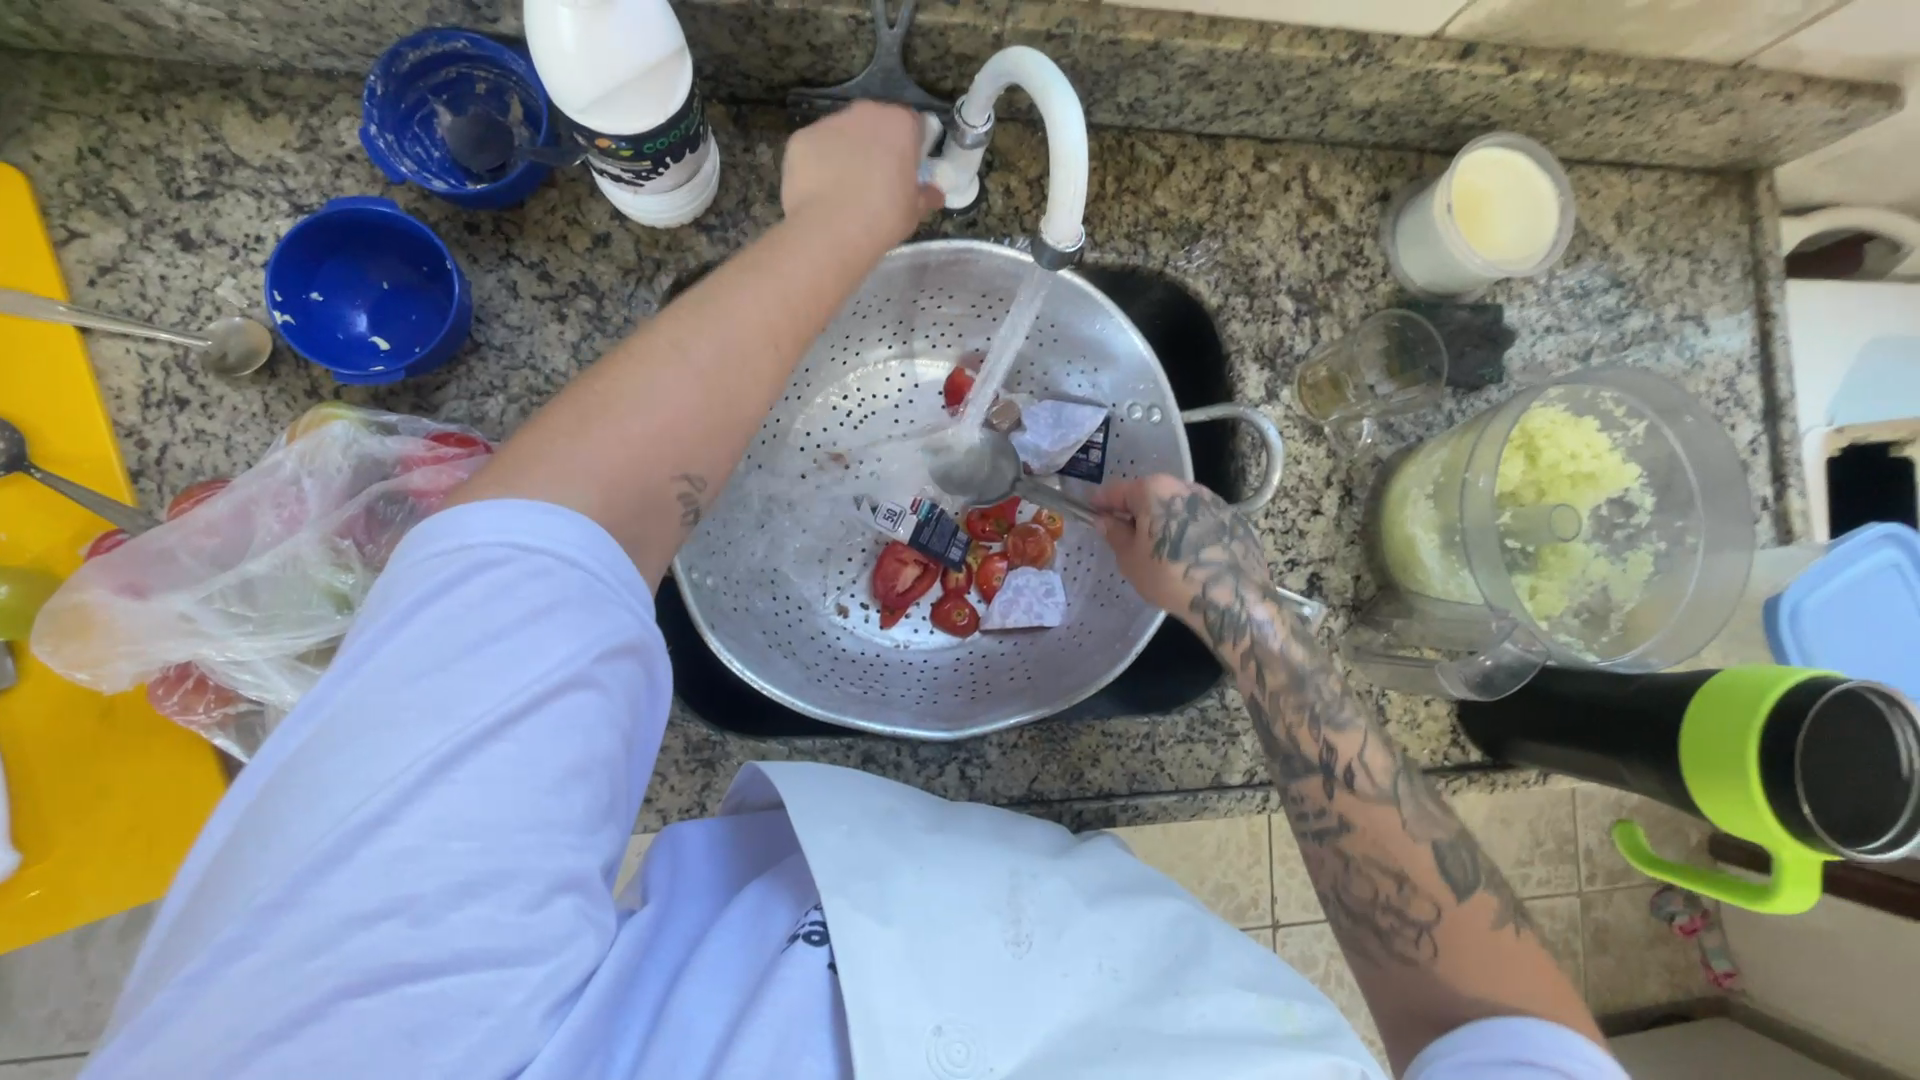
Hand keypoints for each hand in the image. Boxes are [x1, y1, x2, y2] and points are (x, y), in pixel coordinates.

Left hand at [781, 101, 943, 245]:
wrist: (831, 230)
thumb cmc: (883, 218)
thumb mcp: (914, 211)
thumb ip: (925, 196)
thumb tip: (935, 194)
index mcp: (900, 124)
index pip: (912, 125)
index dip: (911, 147)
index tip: (906, 170)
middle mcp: (865, 113)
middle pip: (875, 123)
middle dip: (876, 145)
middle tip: (876, 180)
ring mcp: (829, 123)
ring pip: (842, 134)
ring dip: (845, 152)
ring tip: (843, 189)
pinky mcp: (800, 138)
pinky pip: (815, 148)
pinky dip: (818, 164)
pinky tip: (820, 191)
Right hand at [1091, 474, 1272, 622]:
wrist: (1231, 598)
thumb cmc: (1169, 577)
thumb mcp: (1130, 559)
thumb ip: (1115, 534)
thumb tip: (1105, 521)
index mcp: (1154, 490)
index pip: (1118, 490)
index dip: (1102, 502)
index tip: (1093, 511)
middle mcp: (1185, 487)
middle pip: (1151, 494)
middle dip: (1137, 510)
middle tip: (1126, 534)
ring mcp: (1214, 501)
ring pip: (1178, 506)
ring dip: (1166, 520)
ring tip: (1160, 548)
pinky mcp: (1235, 519)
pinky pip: (1202, 520)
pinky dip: (1190, 530)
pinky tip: (1189, 555)